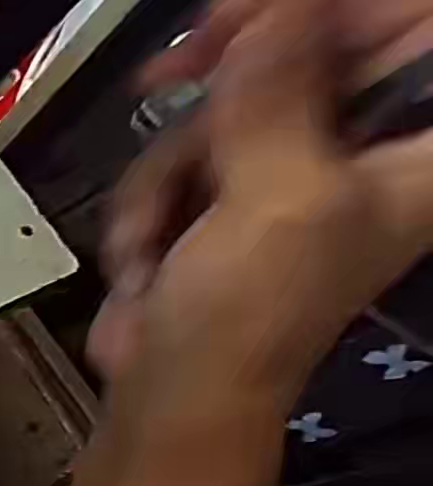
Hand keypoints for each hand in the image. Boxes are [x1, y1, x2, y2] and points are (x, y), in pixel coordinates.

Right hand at [88, 0, 432, 406]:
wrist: (171, 386)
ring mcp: (281, 173)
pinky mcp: (215, 203)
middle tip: (165, 73)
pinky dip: (143, 208)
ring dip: (163, 178)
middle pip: (305, 59)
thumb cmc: (247, 307)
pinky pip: (172, 168)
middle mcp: (365, 140)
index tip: (245, 16)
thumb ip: (275, 105)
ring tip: (152, 238)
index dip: (330, 8)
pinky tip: (142, 251)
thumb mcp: (277, 201)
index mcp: (429, 133)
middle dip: (223, 87)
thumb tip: (267, 22)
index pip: (412, 22)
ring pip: (216, 120)